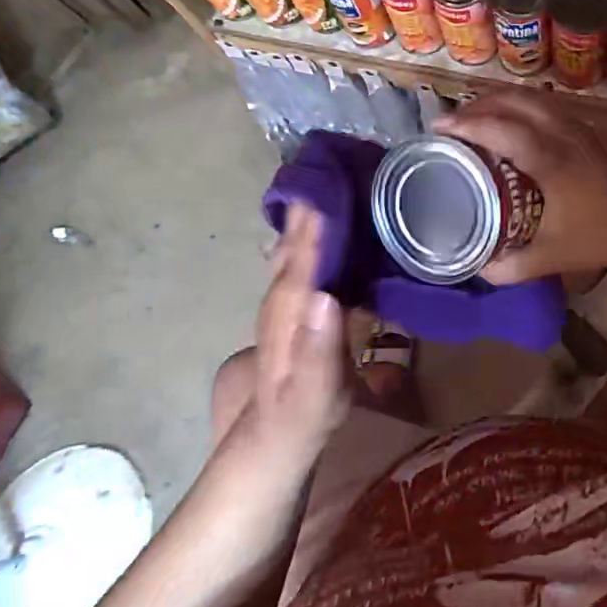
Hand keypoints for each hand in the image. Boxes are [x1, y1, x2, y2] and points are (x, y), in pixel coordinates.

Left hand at [234, 204, 348, 465]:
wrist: (275, 436)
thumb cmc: (304, 414)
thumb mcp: (317, 391)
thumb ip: (321, 348)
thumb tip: (326, 298)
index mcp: (289, 316)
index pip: (303, 262)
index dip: (316, 228)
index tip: (331, 189)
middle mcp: (280, 302)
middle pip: (291, 250)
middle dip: (307, 213)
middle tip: (326, 170)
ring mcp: (282, 305)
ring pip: (289, 254)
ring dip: (303, 222)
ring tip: (320, 189)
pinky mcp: (291, 310)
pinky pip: (297, 264)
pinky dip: (305, 241)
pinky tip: (316, 230)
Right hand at [436, 92, 606, 283]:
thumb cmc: (601, 237)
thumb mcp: (553, 257)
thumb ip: (513, 266)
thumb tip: (478, 269)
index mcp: (552, 161)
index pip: (504, 130)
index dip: (469, 124)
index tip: (439, 128)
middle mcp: (564, 134)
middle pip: (515, 101)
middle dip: (478, 105)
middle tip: (451, 121)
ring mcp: (578, 127)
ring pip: (532, 97)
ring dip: (500, 100)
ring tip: (473, 115)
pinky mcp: (586, 129)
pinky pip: (546, 104)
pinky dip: (521, 104)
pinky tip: (510, 120)